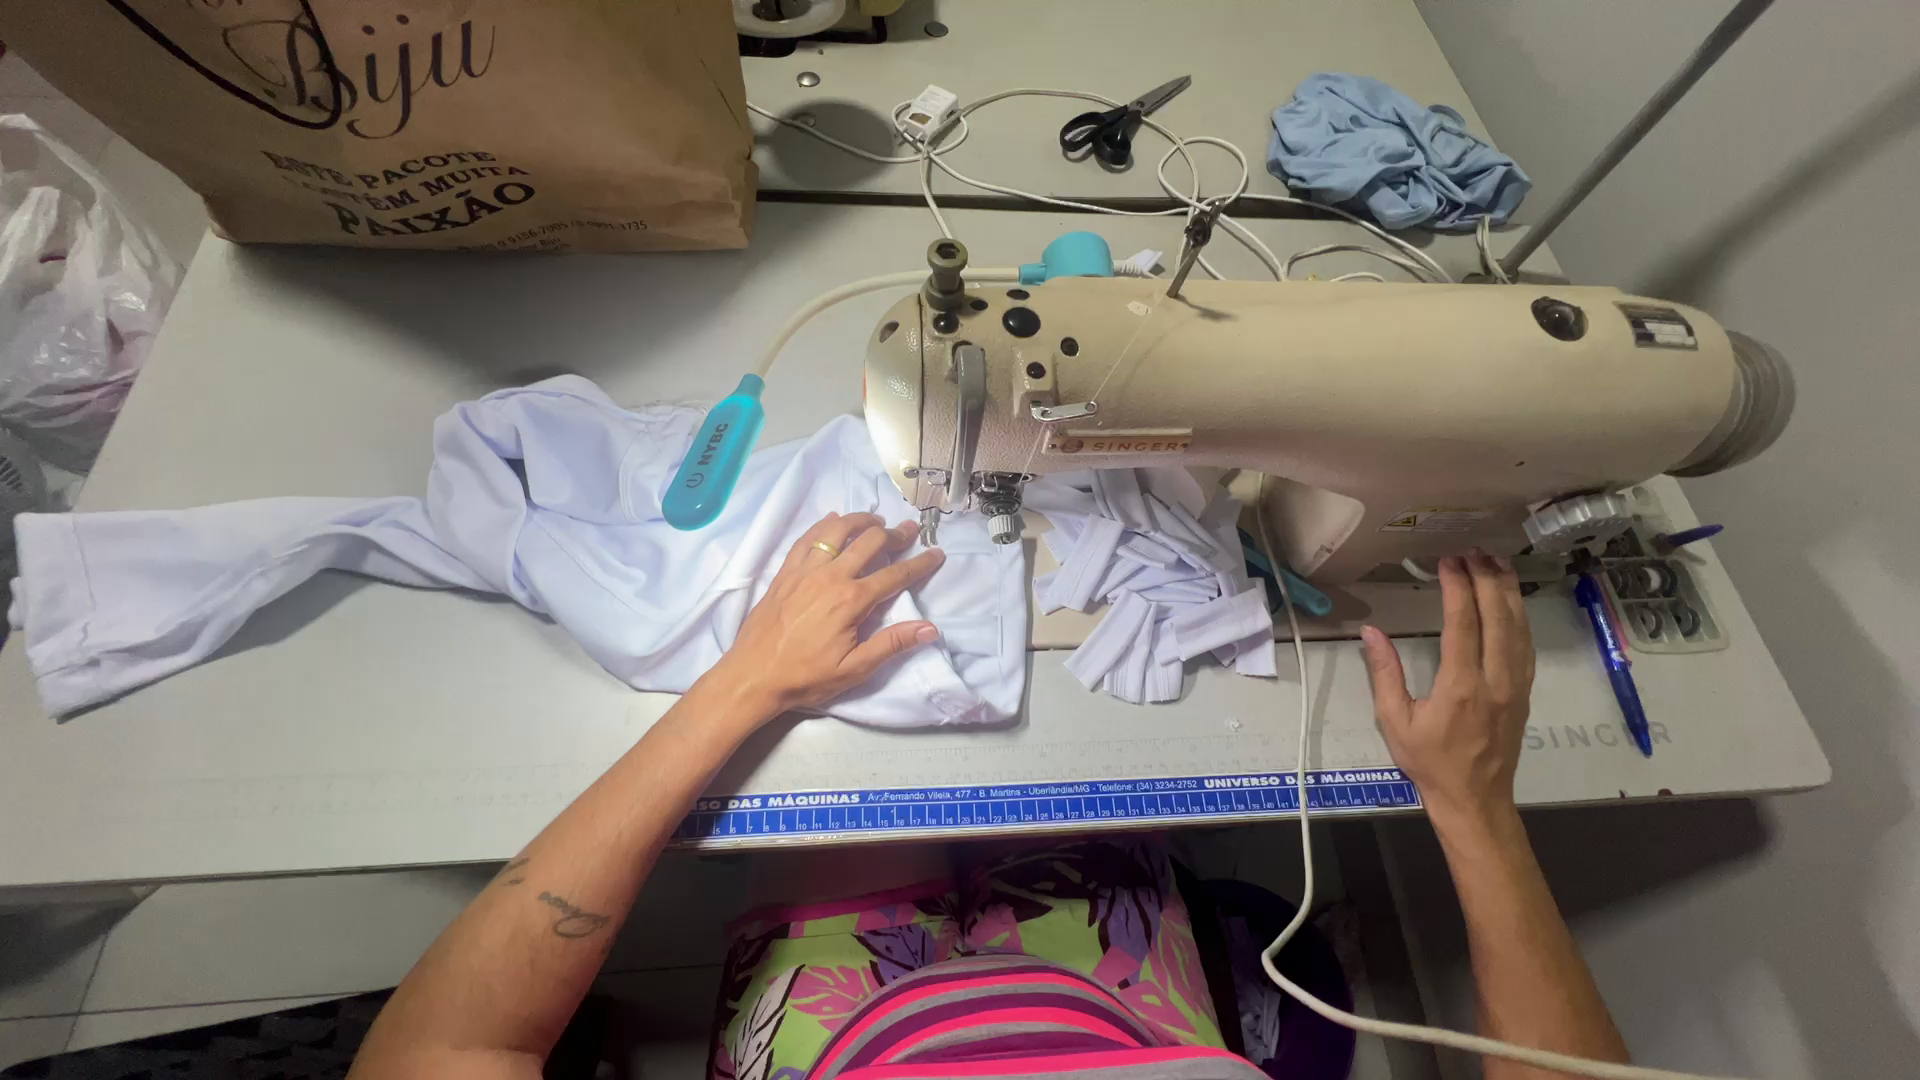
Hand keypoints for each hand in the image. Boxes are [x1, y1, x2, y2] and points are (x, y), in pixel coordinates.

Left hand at [709, 512, 946, 719]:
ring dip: (861, 521)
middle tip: (908, 531)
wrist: (752, 676)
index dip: (920, 564)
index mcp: (852, 600)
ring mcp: (805, 571)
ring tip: (876, 521)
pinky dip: (823, 526)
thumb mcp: (854, 670)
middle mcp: (831, 576)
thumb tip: (930, 628)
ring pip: (837, 531)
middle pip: (869, 542)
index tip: (937, 554)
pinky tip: (832, 521)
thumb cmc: (805, 677)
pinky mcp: (785, 572)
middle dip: (894, 534)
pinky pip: (807, 539)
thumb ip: (892, 644)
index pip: (895, 575)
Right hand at [1360, 553, 1534, 829]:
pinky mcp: (1524, 693)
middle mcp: (1497, 681)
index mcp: (1461, 687)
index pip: (1463, 625)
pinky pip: (1526, 646)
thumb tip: (1371, 632)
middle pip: (1499, 619)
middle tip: (1475, 551)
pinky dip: (1519, 617)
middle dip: (1488, 581)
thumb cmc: (1428, 760)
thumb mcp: (1394, 719)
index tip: (1449, 562)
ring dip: (1509, 593)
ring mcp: (1517, 687)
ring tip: (1498, 564)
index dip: (1458, 589)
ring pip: (1520, 629)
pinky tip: (1512, 602)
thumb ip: (1384, 673)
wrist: (1474, 798)